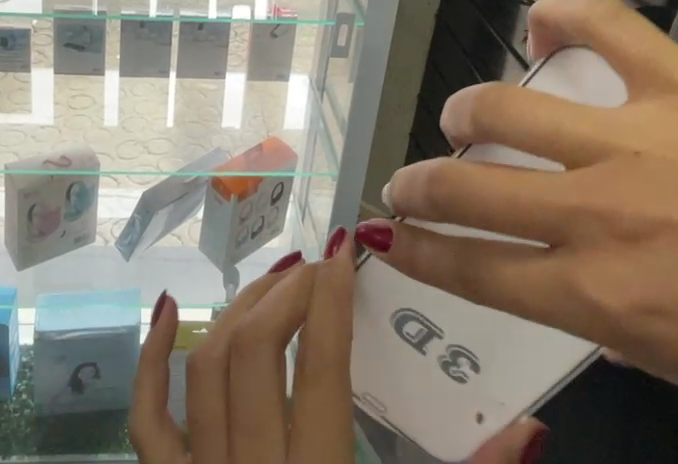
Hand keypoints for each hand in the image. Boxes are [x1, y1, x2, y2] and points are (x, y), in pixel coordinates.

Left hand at [129, 232, 548, 463]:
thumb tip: (531, 427)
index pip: (319, 367)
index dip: (331, 299)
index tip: (345, 249)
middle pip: (254, 352)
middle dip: (286, 294)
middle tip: (316, 269)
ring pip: (204, 368)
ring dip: (236, 310)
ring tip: (273, 282)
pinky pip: (146, 418)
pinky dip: (149, 359)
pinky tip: (166, 309)